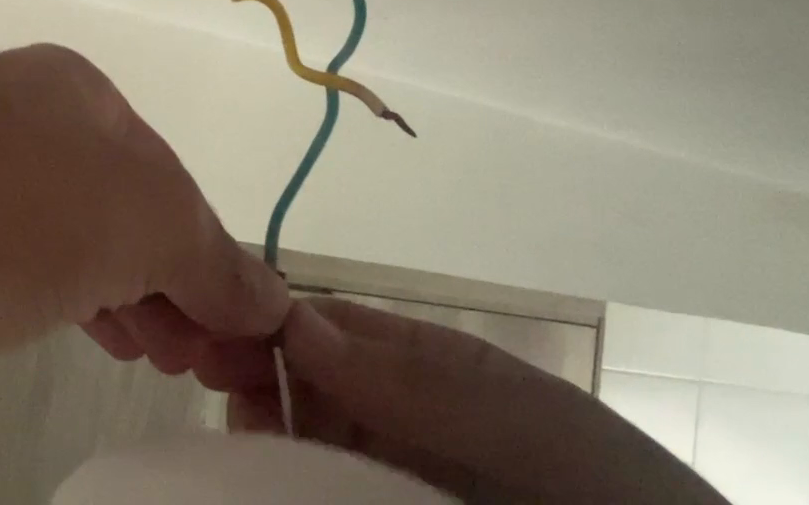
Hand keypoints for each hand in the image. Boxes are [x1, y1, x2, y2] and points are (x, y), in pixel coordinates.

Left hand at [0, 44, 290, 438]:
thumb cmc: (9, 215)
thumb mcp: (142, 224)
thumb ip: (213, 260)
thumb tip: (270, 304)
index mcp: (72, 85)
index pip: (169, 174)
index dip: (212, 255)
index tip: (234, 334)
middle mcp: (12, 110)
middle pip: (117, 204)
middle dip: (169, 281)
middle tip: (196, 356)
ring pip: (62, 234)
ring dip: (119, 293)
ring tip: (150, 352)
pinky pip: (7, 258)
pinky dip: (53, 294)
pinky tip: (78, 330)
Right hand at [218, 298, 731, 504]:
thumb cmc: (595, 484)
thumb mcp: (511, 417)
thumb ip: (405, 377)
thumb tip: (290, 321)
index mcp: (418, 366)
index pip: (323, 327)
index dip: (266, 325)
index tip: (213, 342)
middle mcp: (391, 414)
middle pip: (298, 382)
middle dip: (252, 380)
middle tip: (217, 396)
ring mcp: (384, 470)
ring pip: (299, 440)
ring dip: (260, 436)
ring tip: (238, 451)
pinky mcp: (377, 500)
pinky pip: (322, 485)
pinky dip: (285, 478)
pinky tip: (261, 479)